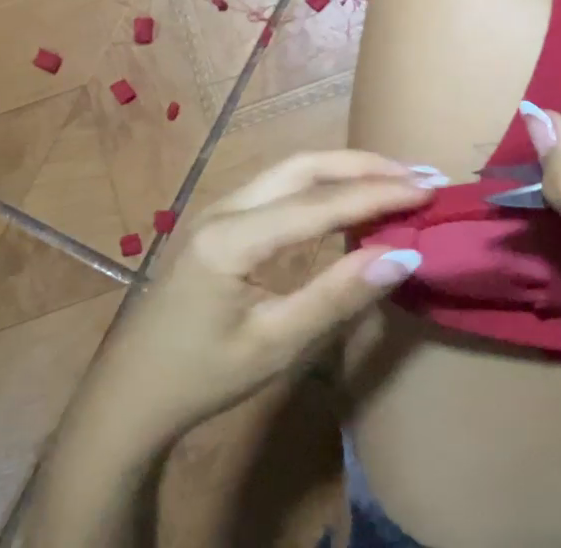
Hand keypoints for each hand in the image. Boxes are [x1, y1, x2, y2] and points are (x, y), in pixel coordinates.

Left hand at [85, 151, 437, 437]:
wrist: (130, 396)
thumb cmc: (201, 377)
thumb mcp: (276, 344)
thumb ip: (338, 296)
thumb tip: (404, 256)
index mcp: (232, 238)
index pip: (320, 203)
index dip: (379, 194)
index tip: (430, 191)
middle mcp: (224, 209)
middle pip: (305, 167)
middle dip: (366, 166)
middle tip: (422, 176)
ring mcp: (218, 211)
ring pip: (291, 171)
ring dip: (345, 170)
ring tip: (397, 180)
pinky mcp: (220, 223)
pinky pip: (279, 188)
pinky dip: (323, 185)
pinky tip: (349, 199)